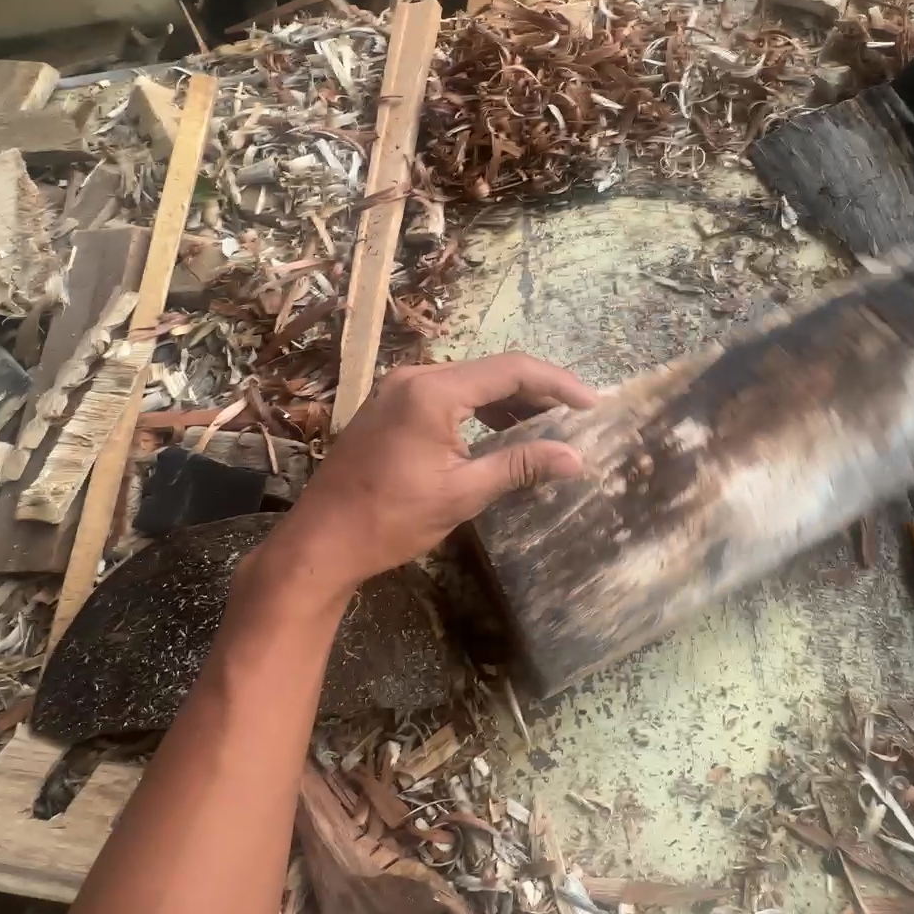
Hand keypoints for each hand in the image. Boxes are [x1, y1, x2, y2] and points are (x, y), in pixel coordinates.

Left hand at [264, 353, 596, 591]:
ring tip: (551, 426)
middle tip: (578, 416)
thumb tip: (576, 459)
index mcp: (433, 391)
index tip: (593, 404)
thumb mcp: (462, 493)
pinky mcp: (392, 406)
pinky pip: (450, 395)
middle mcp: (415, 377)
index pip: (512, 370)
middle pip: (493, 371)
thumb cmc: (390, 519)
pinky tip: (506, 432)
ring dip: (512, 401)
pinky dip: (483, 410)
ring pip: (472, 382)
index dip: (558, 384)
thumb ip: (520, 466)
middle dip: (539, 391)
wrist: (320, 542)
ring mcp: (399, 389)